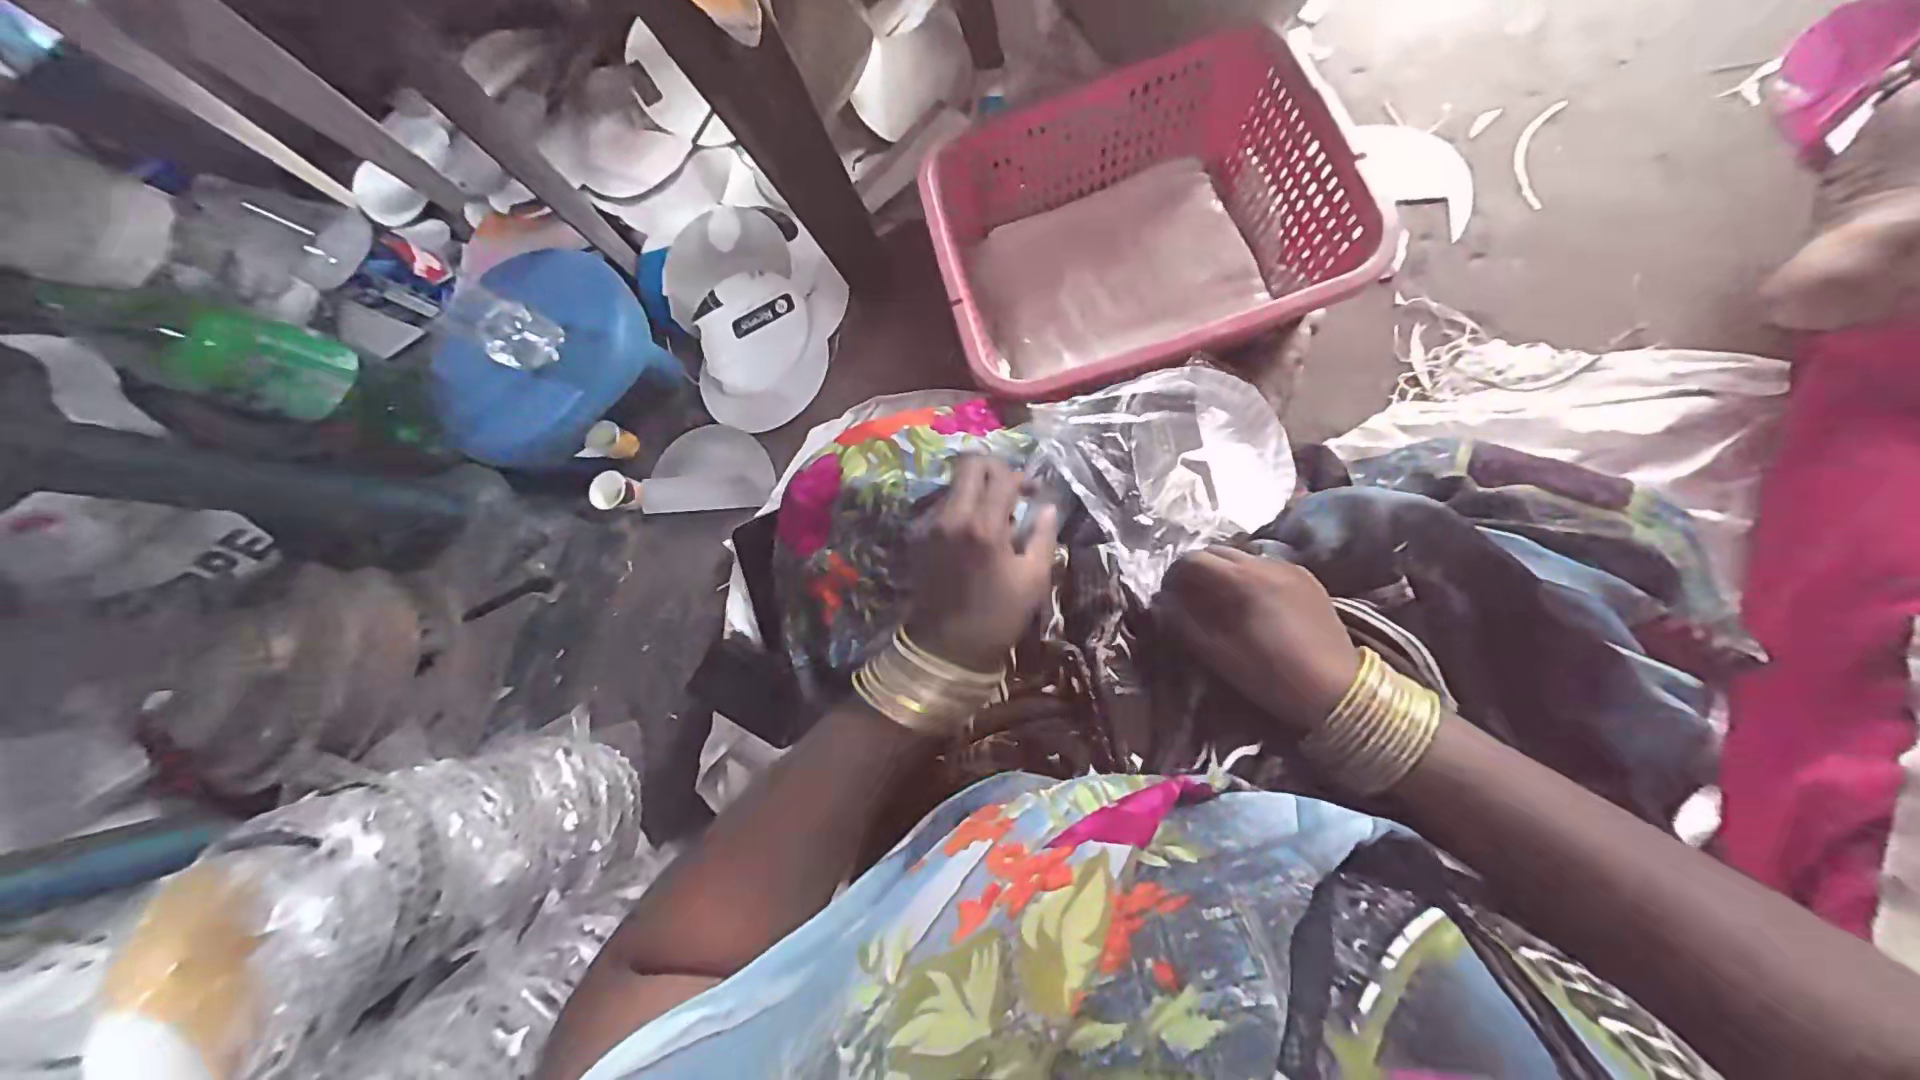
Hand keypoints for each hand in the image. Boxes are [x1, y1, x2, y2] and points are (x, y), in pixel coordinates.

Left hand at [905, 456, 1060, 670]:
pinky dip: (961, 507)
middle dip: (994, 470)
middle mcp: (951, 516)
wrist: (947, 646)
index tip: (1034, 492)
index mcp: (983, 526)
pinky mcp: (918, 536)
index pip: (1002, 476)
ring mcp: (929, 524)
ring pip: (954, 484)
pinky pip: (941, 505)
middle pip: (969, 464)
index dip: (1023, 478)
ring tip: (994, 515)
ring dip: (976, 489)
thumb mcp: (1033, 579)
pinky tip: (974, 531)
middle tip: (1010, 490)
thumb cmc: (997, 616)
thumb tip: (1047, 507)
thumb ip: (1043, 536)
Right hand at [1156, 546, 1359, 734]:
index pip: (1193, 559)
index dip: (1173, 575)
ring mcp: (1291, 568)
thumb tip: (1162, 601)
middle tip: (1189, 596)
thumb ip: (1183, 622)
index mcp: (1242, 580)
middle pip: (1217, 551)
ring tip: (1220, 600)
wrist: (1340, 691)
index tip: (1168, 596)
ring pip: (1243, 556)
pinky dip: (1250, 576)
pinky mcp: (1308, 579)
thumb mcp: (1218, 653)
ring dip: (1223, 571)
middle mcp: (1266, 563)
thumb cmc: (1272, 676)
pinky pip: (1267, 566)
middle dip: (1197, 569)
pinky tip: (1251, 604)